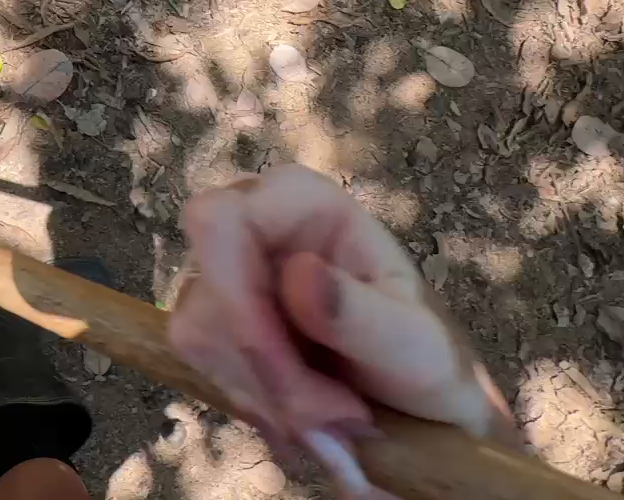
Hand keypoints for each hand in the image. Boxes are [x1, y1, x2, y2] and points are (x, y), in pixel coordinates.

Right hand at [167, 165, 514, 496]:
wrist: (415, 408)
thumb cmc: (426, 363)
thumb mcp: (419, 350)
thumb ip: (364, 316)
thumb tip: (298, 275)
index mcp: (296, 198)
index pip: (218, 221)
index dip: (237, 299)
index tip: (288, 381)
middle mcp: (246, 217)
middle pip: (205, 285)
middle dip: (261, 368)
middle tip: (332, 424)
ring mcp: (221, 262)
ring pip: (197, 330)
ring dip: (261, 394)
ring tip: (329, 424)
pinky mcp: (207, 306)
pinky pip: (198, 356)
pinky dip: (248, 398)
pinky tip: (297, 411)